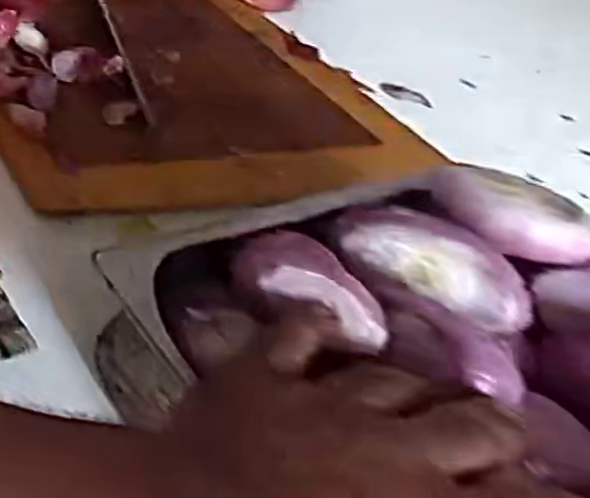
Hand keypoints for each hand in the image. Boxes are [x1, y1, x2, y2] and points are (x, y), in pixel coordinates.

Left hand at [165, 312, 552, 497]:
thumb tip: (462, 493)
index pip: (523, 494)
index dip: (538, 485)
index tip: (541, 480)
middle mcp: (393, 445)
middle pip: (471, 423)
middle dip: (493, 422)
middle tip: (498, 421)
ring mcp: (321, 399)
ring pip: (390, 377)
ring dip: (417, 381)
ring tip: (432, 384)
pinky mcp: (258, 371)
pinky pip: (290, 334)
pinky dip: (311, 322)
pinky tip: (328, 318)